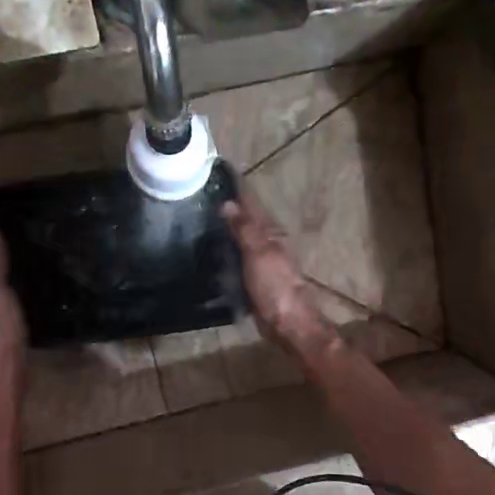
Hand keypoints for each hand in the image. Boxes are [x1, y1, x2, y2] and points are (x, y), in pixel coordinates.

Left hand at [0, 225, 26, 383]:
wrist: (5, 373)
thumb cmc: (0, 332)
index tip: (3, 210)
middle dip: (4, 245)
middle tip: (25, 224)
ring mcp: (0, 312)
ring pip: (5, 280)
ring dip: (15, 264)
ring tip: (35, 247)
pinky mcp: (14, 325)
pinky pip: (18, 295)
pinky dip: (25, 284)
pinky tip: (40, 283)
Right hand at [222, 194, 337, 363]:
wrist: (288, 324)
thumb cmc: (275, 288)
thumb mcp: (258, 255)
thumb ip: (244, 229)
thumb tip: (228, 203)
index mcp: (270, 234)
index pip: (251, 204)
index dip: (237, 189)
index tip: (220, 171)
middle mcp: (268, 244)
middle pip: (247, 220)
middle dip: (230, 206)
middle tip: (205, 192)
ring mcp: (262, 262)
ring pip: (242, 238)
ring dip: (228, 227)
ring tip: (205, 217)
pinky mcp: (256, 280)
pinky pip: (238, 258)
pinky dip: (227, 250)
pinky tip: (214, 250)